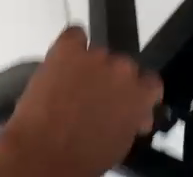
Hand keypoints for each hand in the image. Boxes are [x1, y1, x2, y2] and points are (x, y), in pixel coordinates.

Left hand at [0, 27, 163, 176]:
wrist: (42, 153)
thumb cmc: (81, 158)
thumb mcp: (119, 145)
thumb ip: (131, 120)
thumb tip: (134, 114)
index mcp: (138, 96)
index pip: (150, 82)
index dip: (139, 92)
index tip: (128, 102)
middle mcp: (121, 69)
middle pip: (123, 67)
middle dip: (111, 81)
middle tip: (95, 100)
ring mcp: (94, 55)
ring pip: (98, 54)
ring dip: (89, 67)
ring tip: (71, 87)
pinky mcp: (67, 47)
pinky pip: (75, 35)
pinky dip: (72, 45)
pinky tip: (65, 60)